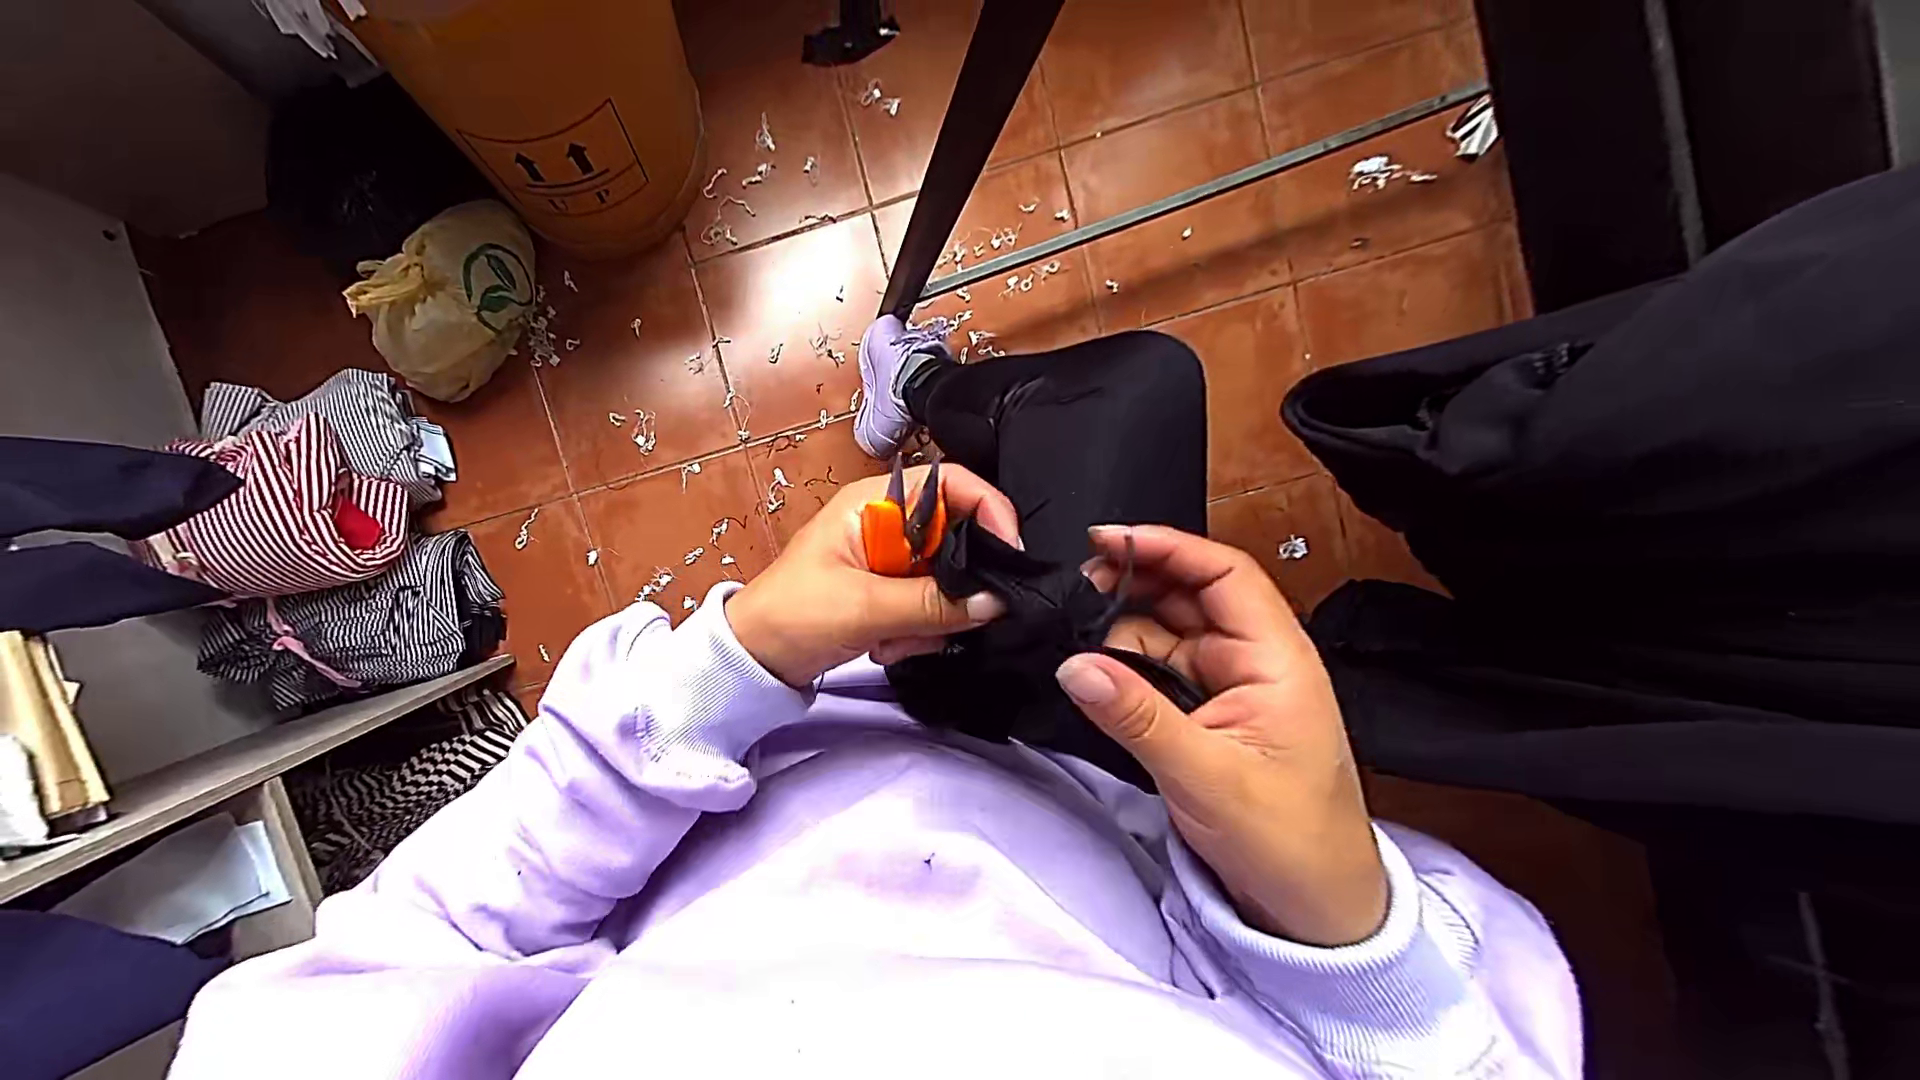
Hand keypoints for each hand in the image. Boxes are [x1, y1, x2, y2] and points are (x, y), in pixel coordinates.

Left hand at [726, 462, 1018, 686]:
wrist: (753, 660)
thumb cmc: (791, 615)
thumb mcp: (863, 606)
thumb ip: (932, 604)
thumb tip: (996, 601)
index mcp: (878, 502)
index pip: (952, 484)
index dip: (989, 509)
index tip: (1010, 554)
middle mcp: (891, 523)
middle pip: (959, 537)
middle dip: (953, 585)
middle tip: (939, 619)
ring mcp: (893, 559)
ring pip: (950, 579)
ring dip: (931, 617)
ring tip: (890, 638)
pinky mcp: (893, 590)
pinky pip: (933, 605)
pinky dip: (918, 631)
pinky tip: (883, 644)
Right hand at [1057, 525, 1386, 945]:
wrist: (1312, 911)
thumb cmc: (1294, 844)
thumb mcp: (1208, 776)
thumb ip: (1136, 716)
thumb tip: (1076, 664)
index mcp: (1276, 658)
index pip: (1223, 574)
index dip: (1167, 547)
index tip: (1111, 539)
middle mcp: (1251, 659)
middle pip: (1187, 593)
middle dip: (1133, 581)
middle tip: (1078, 588)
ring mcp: (1224, 682)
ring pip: (1164, 628)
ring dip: (1120, 624)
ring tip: (1076, 633)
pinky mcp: (1202, 707)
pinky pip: (1154, 665)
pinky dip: (1122, 661)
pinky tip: (1095, 667)